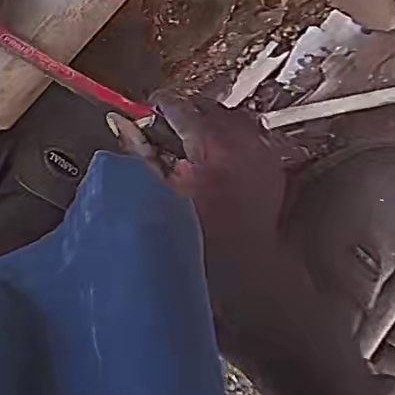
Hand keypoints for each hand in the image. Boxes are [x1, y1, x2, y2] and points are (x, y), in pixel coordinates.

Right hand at [149, 98, 352, 364]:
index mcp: (212, 145)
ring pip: (225, 117)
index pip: (177, 103)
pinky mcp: (272, 168)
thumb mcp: (158, 198)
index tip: (140, 124)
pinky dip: (224, 142)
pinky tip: (209, 166)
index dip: (153, 112)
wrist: (253, 291)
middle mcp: (243, 142)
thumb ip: (140, 154)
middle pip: (203, 105)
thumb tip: (122, 124)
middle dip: (179, 118)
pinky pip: (245, 136)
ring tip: (184, 154)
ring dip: (202, 128)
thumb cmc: (204, 251)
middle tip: (158, 142)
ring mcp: (262, 154)